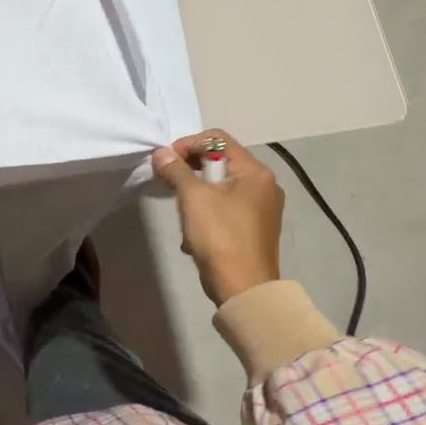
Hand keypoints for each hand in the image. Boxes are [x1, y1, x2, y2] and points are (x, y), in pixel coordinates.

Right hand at [151, 129, 283, 304]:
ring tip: (179, 207)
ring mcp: (261, 206)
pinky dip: (206, 208)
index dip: (188, 144)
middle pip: (220, 160)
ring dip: (195, 191)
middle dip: (189, 168)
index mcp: (255, 171)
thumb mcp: (193, 197)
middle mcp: (263, 184)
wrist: (243, 286)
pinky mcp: (253, 225)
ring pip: (220, 184)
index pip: (218, 138)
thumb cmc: (220, 235)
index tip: (166, 161)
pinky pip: (225, 204)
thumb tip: (162, 153)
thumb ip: (176, 170)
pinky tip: (194, 227)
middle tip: (167, 181)